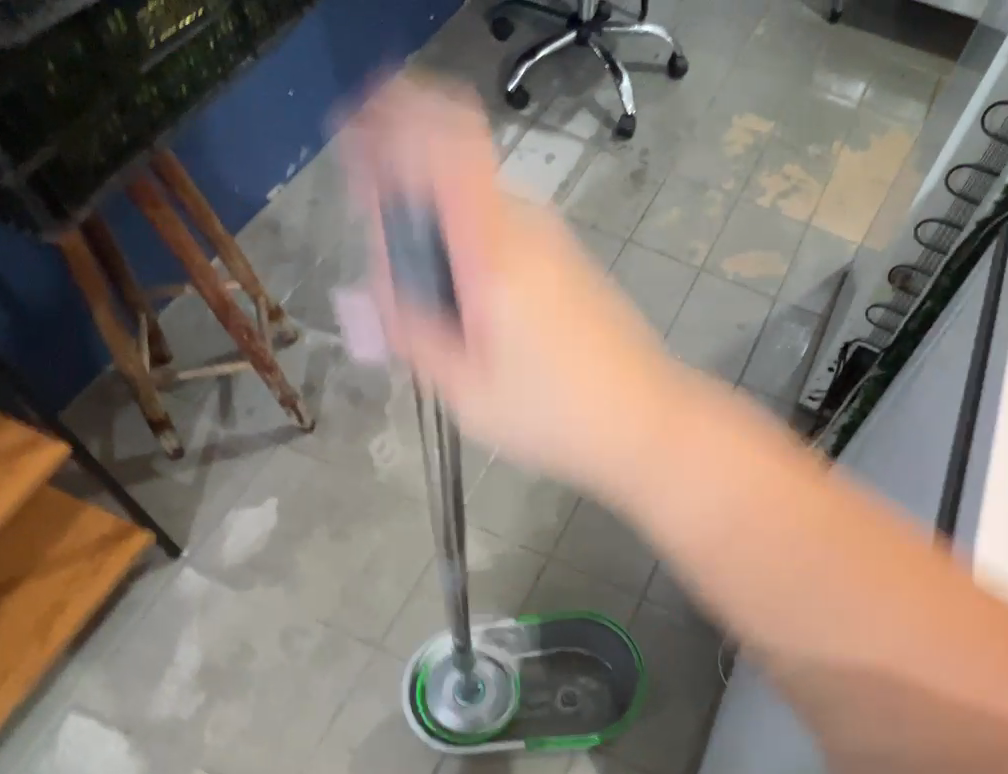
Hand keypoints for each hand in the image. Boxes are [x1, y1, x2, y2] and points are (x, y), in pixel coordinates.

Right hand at [337, 76, 686, 490]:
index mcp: (495, 247)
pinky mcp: (573, 266)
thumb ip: (414, 332)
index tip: (353, 128)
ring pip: (477, 213)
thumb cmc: (557, 416)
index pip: (444, 138)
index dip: (395, 115)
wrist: (654, 423)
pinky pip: (505, 239)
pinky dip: (474, 260)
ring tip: (437, 318)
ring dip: (443, 243)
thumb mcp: (468, 391)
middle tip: (396, 283)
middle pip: (452, 176)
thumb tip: (373, 292)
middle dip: (407, 207)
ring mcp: (557, 244)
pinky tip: (477, 322)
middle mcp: (529, 227)